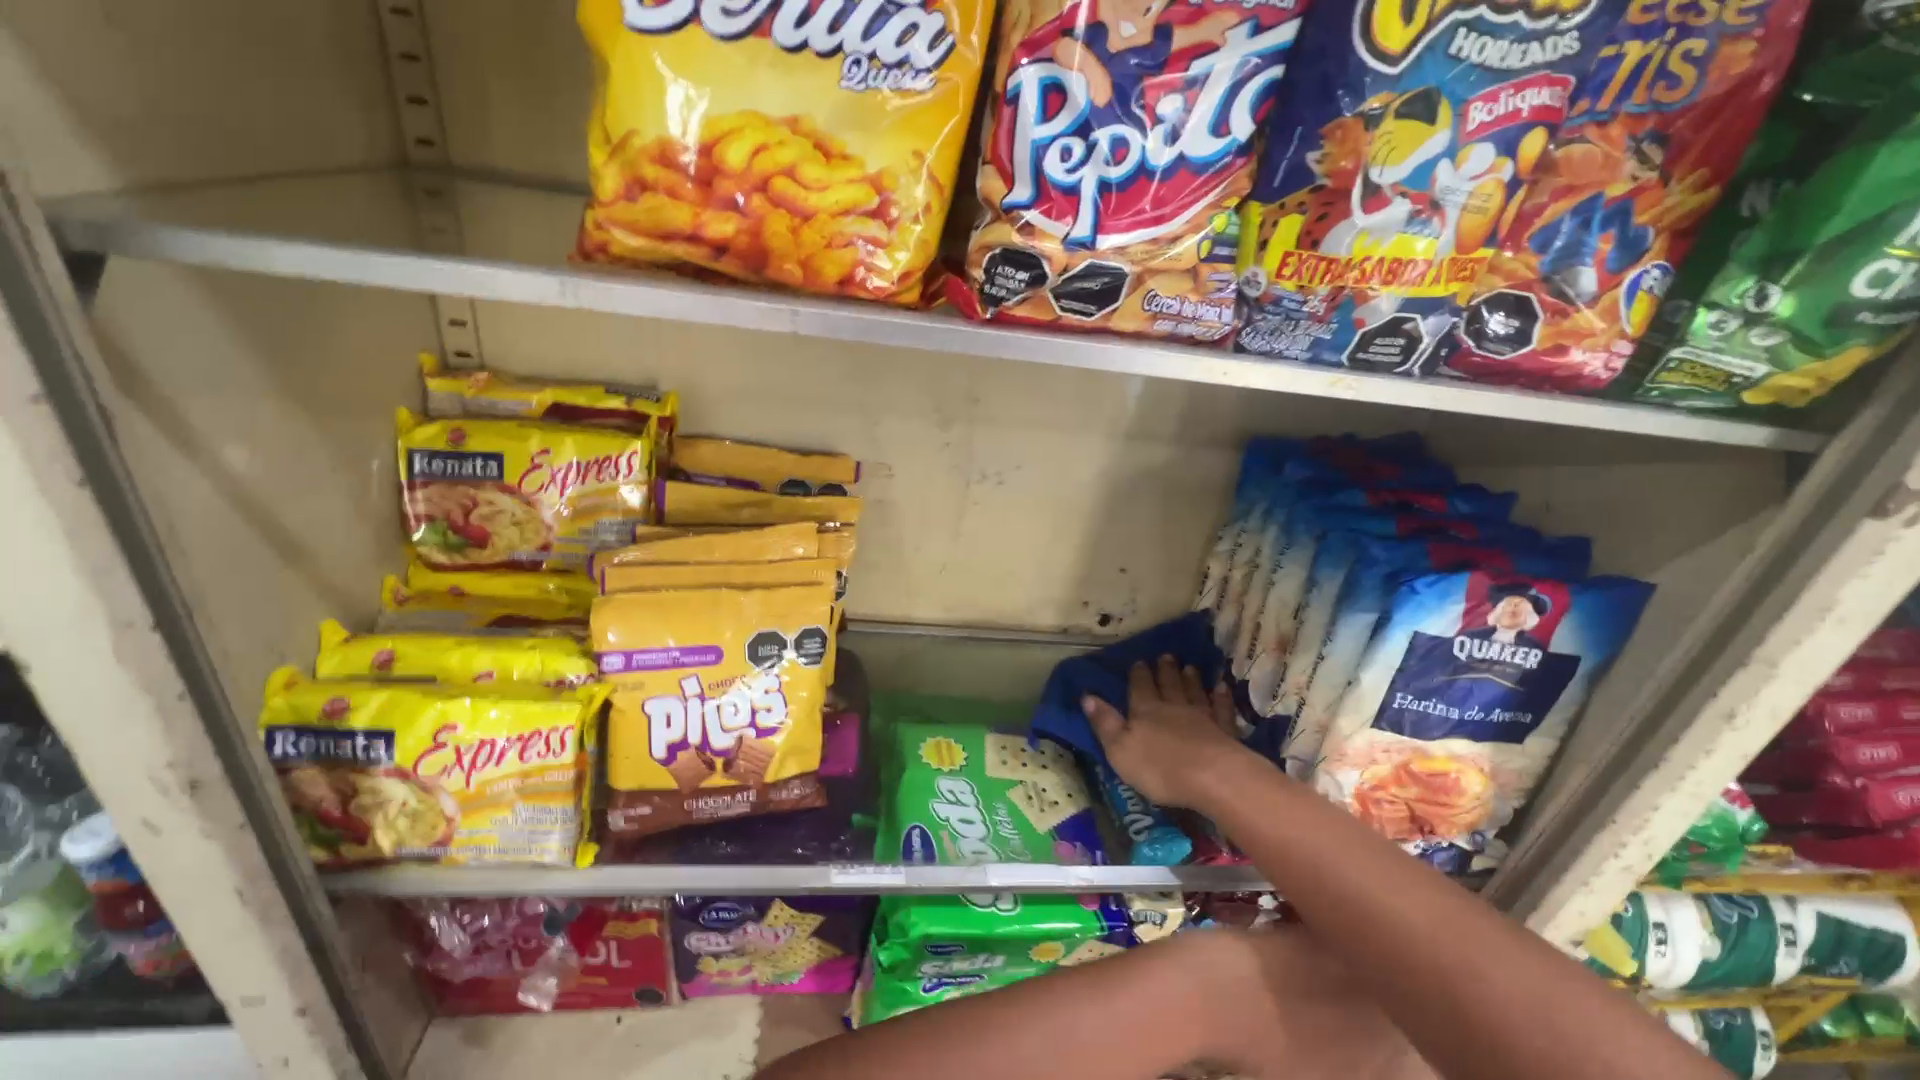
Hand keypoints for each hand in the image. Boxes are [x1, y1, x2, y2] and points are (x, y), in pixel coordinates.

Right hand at [1082, 655, 1262, 809]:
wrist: (1212, 777)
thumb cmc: (1159, 768)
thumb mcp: (1119, 749)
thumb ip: (1105, 723)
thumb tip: (1087, 696)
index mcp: (1145, 712)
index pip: (1139, 688)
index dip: (1138, 675)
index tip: (1139, 662)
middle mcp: (1173, 708)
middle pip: (1168, 685)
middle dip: (1165, 671)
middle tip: (1166, 656)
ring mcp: (1202, 717)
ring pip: (1194, 692)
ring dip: (1191, 679)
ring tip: (1189, 667)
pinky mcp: (1225, 730)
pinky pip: (1222, 709)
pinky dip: (1222, 697)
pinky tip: (1222, 688)